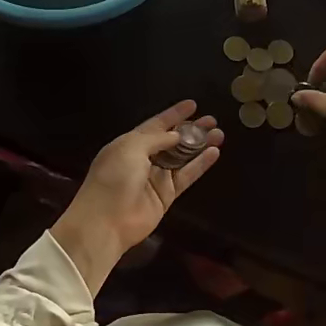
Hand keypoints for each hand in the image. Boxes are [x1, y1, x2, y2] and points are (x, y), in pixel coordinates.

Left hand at [50, 100, 223, 293]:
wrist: (106, 221)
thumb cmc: (114, 177)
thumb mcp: (131, 147)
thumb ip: (156, 138)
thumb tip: (177, 135)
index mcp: (129, 143)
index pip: (155, 124)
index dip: (173, 114)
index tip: (193, 104)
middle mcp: (143, 158)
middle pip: (172, 140)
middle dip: (191, 129)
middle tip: (212, 120)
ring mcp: (156, 178)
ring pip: (183, 157)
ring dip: (200, 145)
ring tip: (219, 134)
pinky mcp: (167, 195)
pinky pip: (186, 176)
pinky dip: (200, 164)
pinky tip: (214, 153)